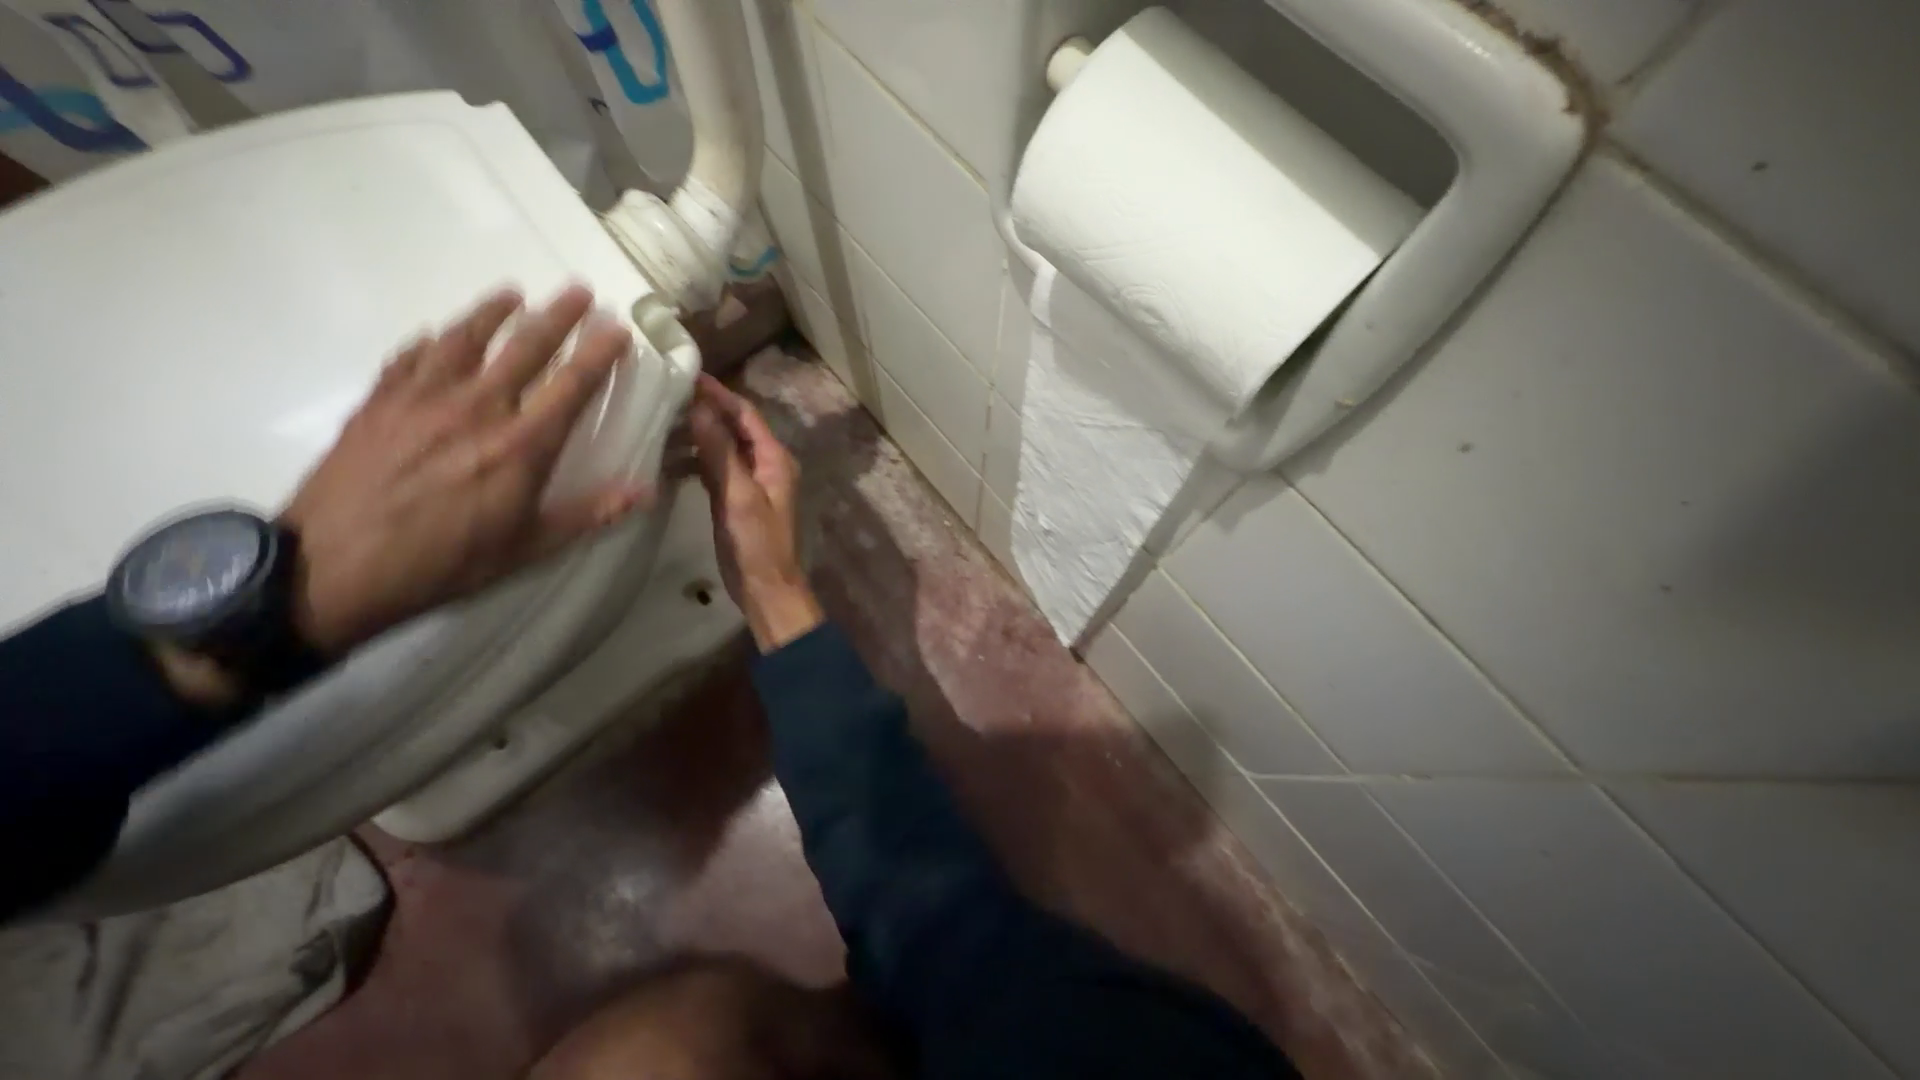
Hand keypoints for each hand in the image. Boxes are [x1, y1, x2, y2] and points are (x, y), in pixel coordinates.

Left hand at [280, 285, 652, 655]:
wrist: (332, 567)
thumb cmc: (443, 563)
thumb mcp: (526, 549)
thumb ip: (588, 514)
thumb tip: (644, 492)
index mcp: (521, 445)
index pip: (572, 385)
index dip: (600, 353)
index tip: (619, 328)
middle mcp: (477, 407)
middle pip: (525, 347)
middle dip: (558, 316)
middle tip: (579, 291)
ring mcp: (423, 398)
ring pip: (465, 337)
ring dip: (493, 311)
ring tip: (512, 295)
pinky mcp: (379, 401)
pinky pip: (411, 356)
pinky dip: (432, 340)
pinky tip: (438, 334)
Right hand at [684, 374, 822, 650]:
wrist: (765, 590)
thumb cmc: (758, 544)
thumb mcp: (739, 495)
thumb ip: (720, 452)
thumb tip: (699, 407)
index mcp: (774, 459)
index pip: (745, 414)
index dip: (718, 393)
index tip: (686, 374)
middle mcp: (764, 464)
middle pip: (732, 427)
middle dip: (702, 410)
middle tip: (663, 394)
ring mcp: (748, 482)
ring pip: (720, 447)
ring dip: (694, 435)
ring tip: (657, 421)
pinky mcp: (733, 499)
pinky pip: (713, 470)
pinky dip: (693, 461)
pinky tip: (665, 458)